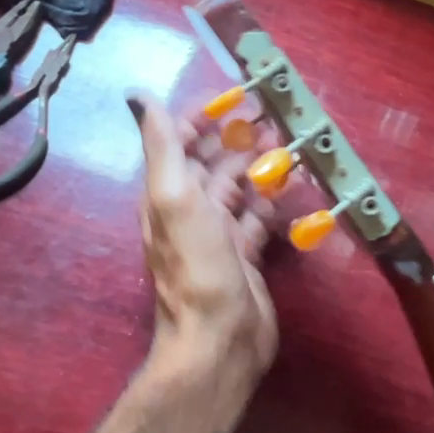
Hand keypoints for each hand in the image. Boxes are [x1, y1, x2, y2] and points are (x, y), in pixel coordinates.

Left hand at [130, 93, 277, 381]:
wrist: (219, 339)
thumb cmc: (196, 264)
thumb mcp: (174, 196)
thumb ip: (162, 145)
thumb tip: (137, 94)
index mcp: (168, 192)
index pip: (180, 141)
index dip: (203, 115)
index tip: (236, 94)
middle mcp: (190, 209)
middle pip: (215, 162)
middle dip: (240, 137)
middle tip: (275, 115)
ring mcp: (220, 234)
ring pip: (241, 187)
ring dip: (262, 165)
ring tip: (292, 145)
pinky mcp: (247, 254)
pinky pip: (261, 217)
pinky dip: (276, 200)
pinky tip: (296, 186)